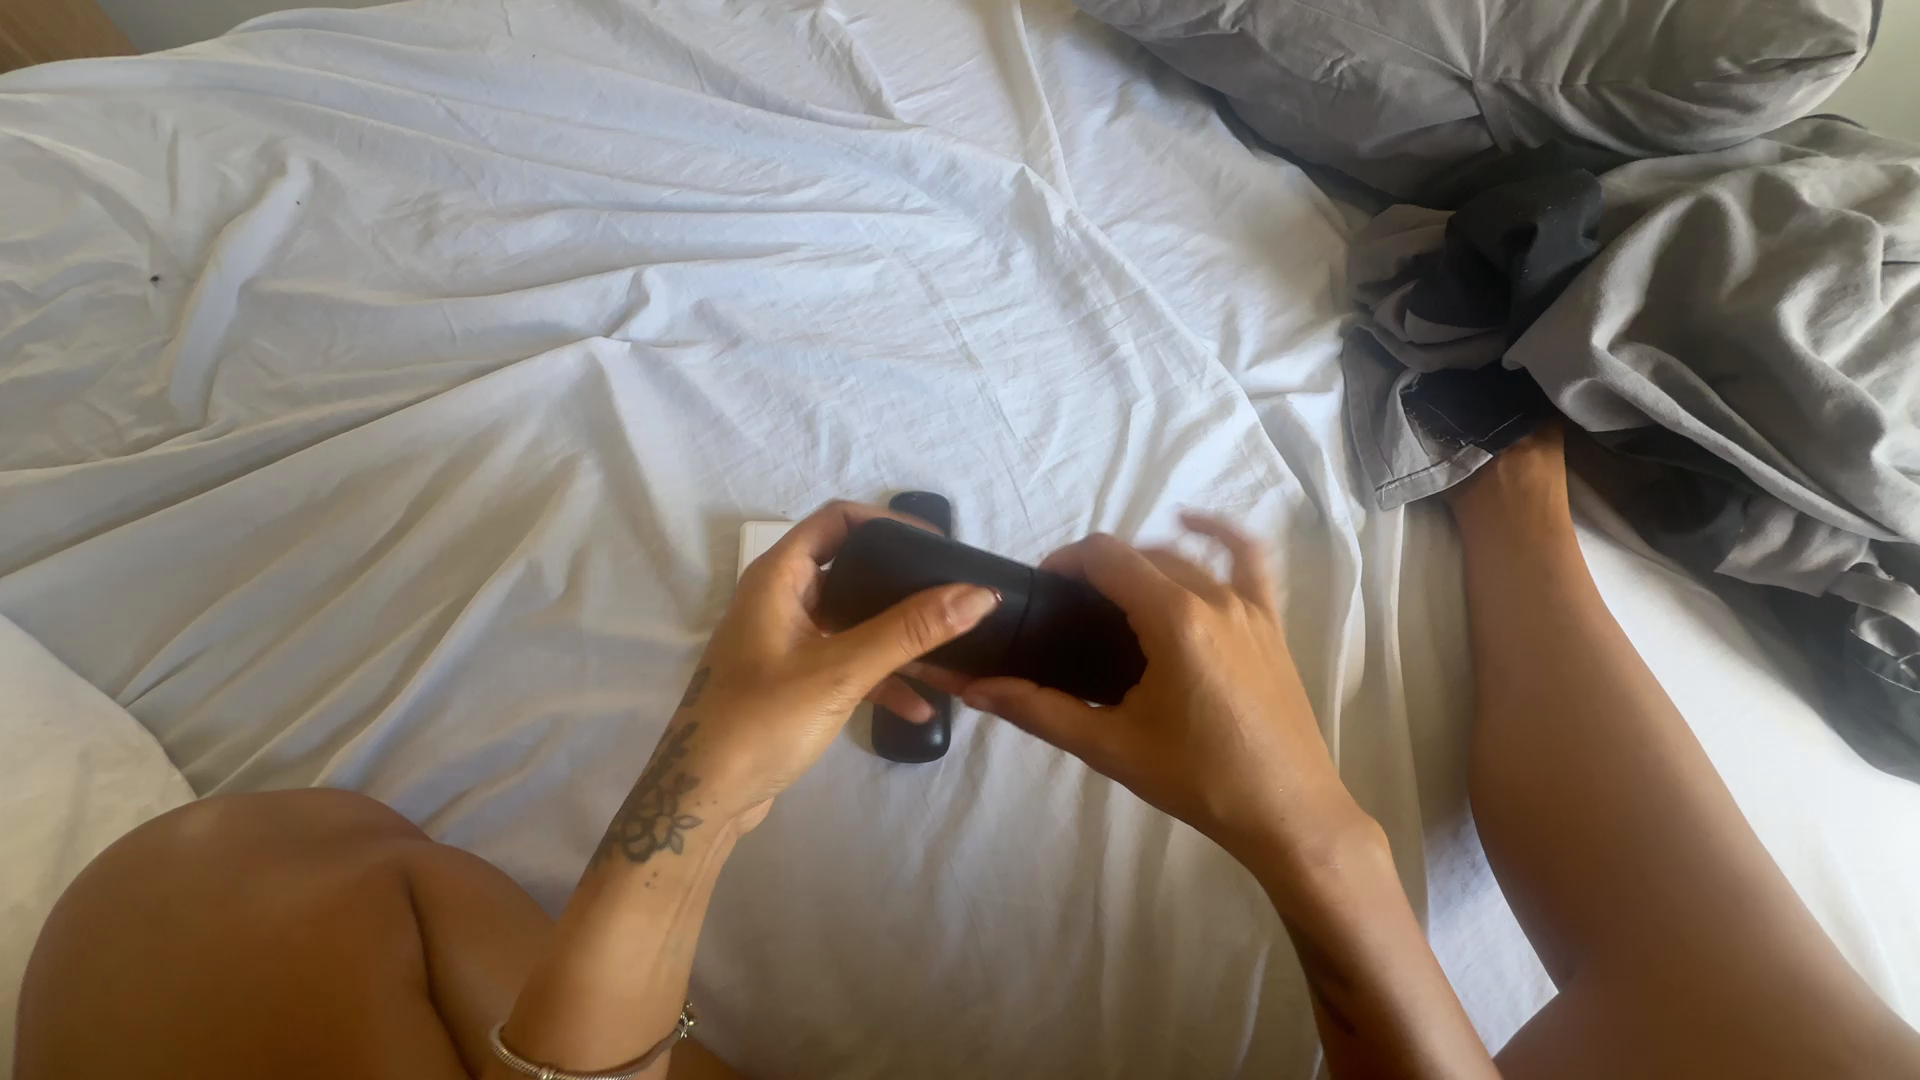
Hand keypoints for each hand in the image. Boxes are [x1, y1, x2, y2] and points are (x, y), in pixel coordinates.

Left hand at [675, 501, 1000, 822]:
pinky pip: (849, 662)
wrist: (702, 800)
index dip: (889, 522)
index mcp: (780, 577)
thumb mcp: (840, 671)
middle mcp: (783, 598)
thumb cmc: (761, 720)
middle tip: (956, 594)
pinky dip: (882, 677)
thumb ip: (910, 630)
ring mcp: (789, 640)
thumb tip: (978, 594)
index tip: (939, 545)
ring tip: (954, 652)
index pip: (838, 520)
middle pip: (854, 570)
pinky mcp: (797, 678)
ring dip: (901, 638)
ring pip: (857, 622)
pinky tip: (920, 707)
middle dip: (906, 584)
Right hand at [957, 513, 1365, 867]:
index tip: (1042, 587)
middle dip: (1096, 568)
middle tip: (1068, 610)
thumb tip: (974, 691)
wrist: (1288, 814)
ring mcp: (1249, 606)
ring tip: (1113, 594)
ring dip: (1142, 562)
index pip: (1105, 556)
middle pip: (1140, 554)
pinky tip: (1193, 525)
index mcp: (1173, 618)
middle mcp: (1214, 597)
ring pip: (1183, 557)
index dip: (1065, 560)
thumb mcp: (1109, 746)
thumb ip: (1038, 710)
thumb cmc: (1197, 779)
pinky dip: (1217, 535)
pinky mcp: (1271, 623)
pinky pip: (1248, 560)